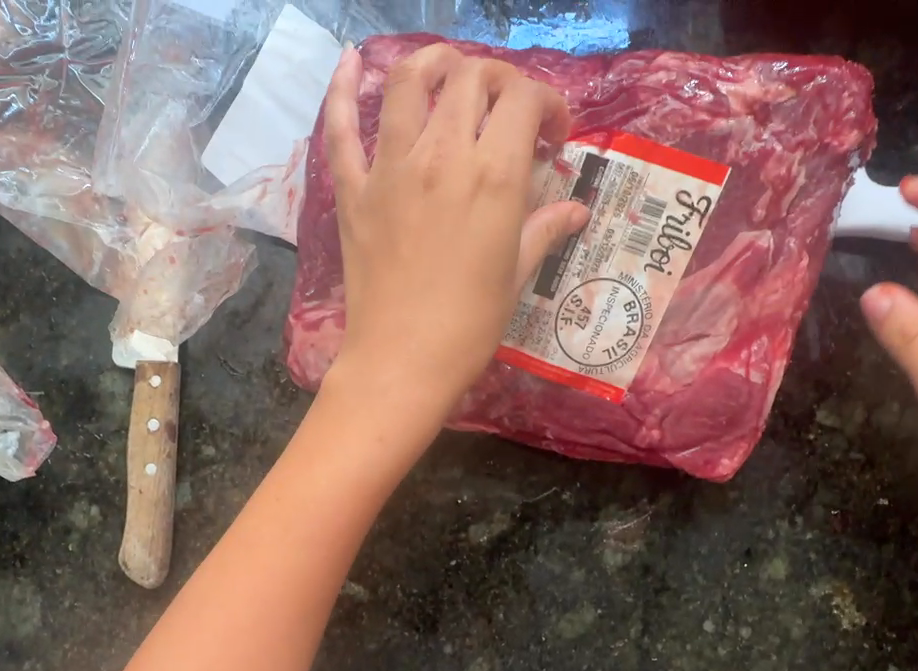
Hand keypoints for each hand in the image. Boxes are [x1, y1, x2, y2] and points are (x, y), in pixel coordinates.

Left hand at [318, 43, 589, 428]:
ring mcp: (391, 169)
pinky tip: (351, 60)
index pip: (523, 98)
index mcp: (492, 174)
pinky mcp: (354, 191)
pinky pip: (342, 129)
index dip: (546, 103)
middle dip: (498, 80)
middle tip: (505, 110)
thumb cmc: (468, 327)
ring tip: (448, 73)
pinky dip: (344, 90)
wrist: (401, 362)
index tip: (552, 135)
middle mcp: (441, 155)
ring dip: (435, 64)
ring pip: (409, 82)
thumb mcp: (515, 277)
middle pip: (470, 77)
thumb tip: (575, 209)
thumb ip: (543, 230)